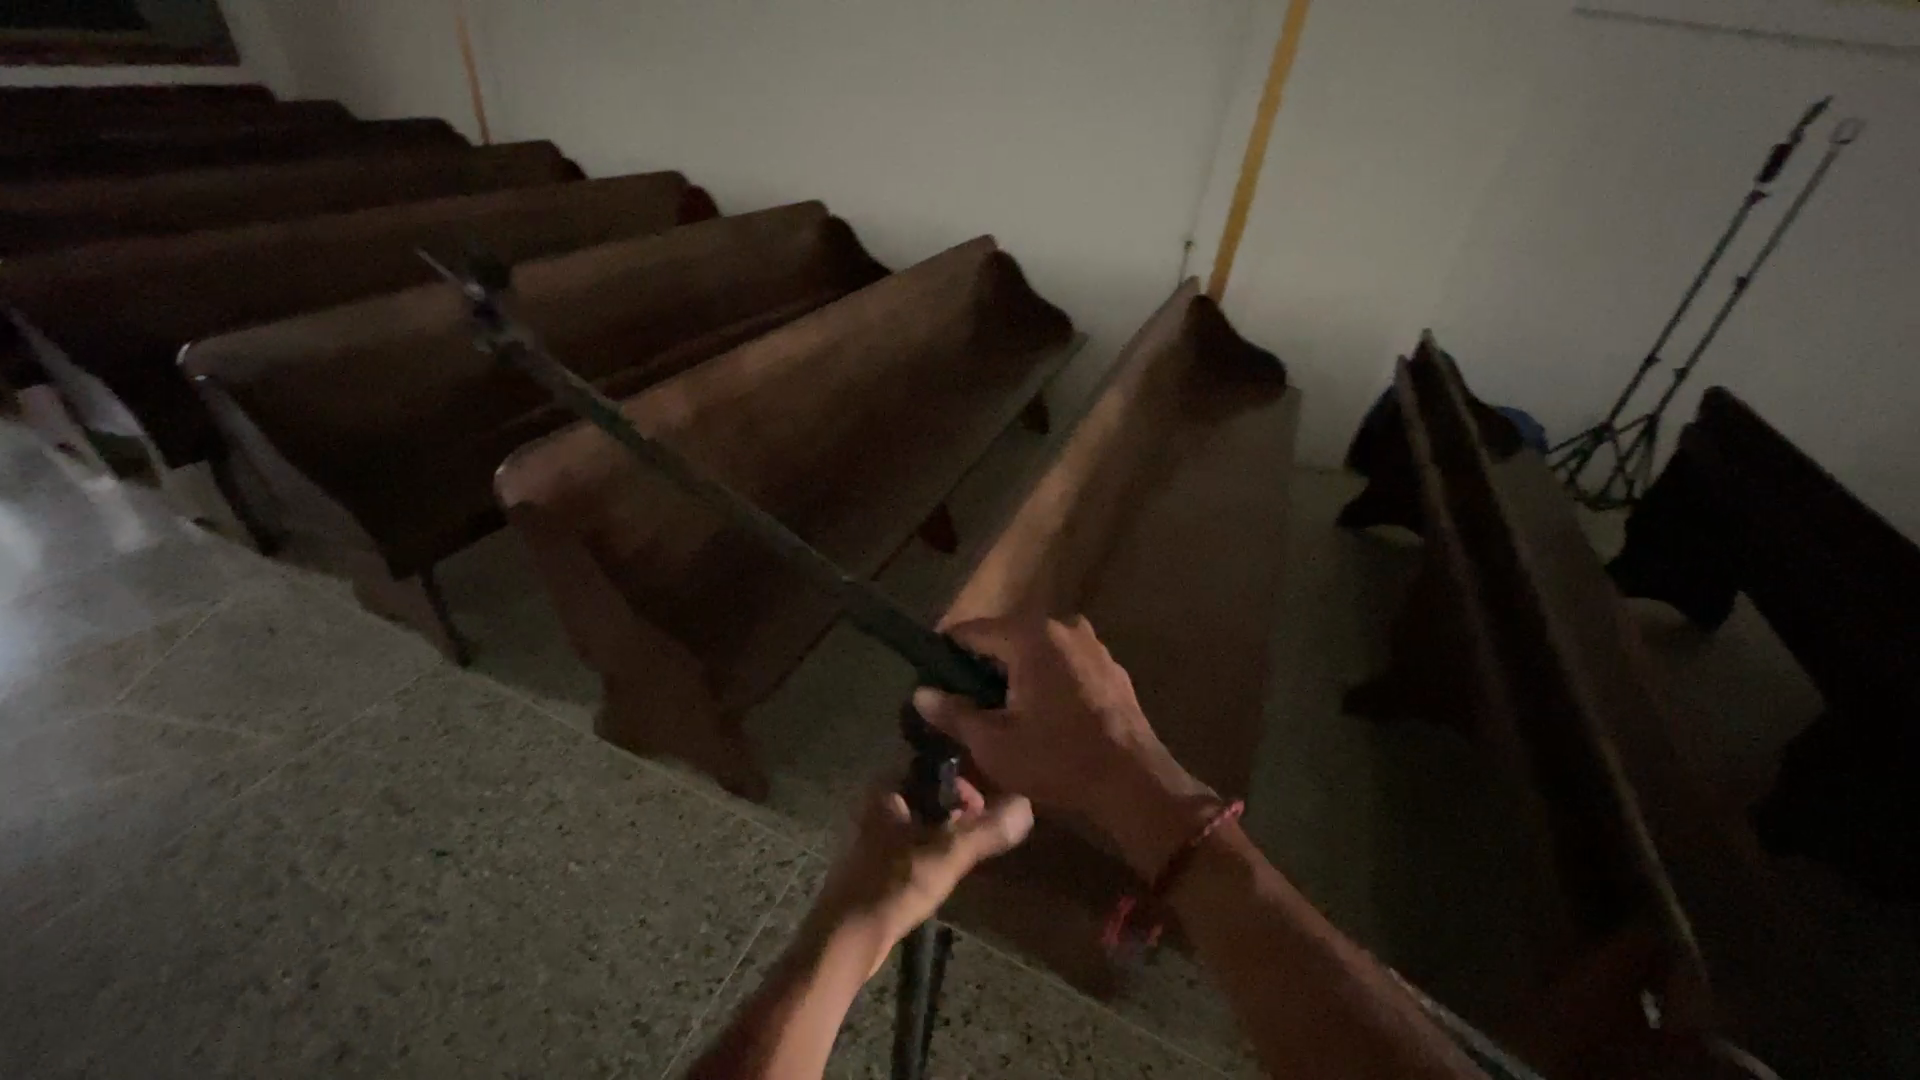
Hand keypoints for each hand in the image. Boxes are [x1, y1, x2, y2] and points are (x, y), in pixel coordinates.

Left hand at [806, 776, 1032, 976]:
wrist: (843, 940)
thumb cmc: (890, 886)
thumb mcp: (946, 855)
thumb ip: (986, 830)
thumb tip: (1026, 806)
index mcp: (884, 788)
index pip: (931, 763)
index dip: (962, 777)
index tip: (986, 803)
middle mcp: (875, 804)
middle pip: (928, 791)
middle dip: (959, 806)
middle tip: (984, 828)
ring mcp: (872, 834)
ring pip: (921, 819)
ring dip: (947, 830)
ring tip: (972, 849)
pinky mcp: (874, 863)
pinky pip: (912, 843)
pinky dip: (933, 849)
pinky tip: (948, 870)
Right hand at [912, 616, 1220, 879]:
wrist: (1134, 782)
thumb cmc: (1057, 759)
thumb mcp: (993, 742)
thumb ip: (953, 713)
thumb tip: (920, 693)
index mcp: (1030, 636)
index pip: (971, 631)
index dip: (945, 655)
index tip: (930, 682)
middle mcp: (1062, 627)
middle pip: (1004, 638)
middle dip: (980, 668)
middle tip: (962, 705)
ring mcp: (1091, 645)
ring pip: (1035, 652)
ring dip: (1013, 675)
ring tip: (999, 714)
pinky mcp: (1109, 667)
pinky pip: (1062, 665)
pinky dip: (1044, 681)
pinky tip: (1040, 716)